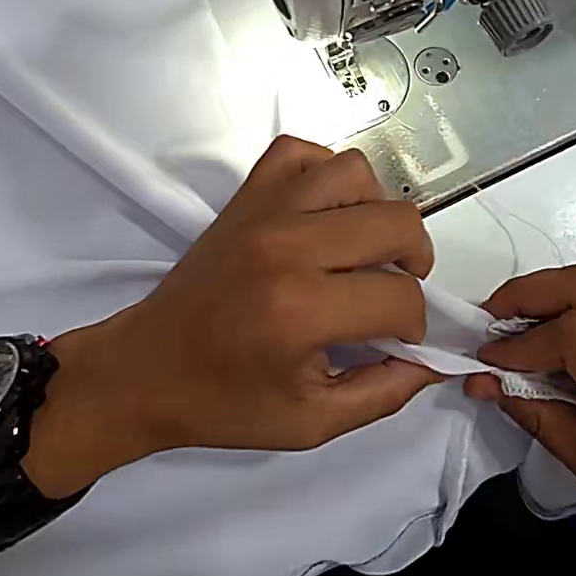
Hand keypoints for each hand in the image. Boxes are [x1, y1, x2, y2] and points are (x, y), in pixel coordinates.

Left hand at [25, 137, 442, 495]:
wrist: (144, 370)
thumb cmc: (224, 402)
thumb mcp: (311, 422)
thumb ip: (383, 394)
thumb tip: (432, 363)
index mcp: (301, 310)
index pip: (400, 297)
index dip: (415, 323)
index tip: (399, 337)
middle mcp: (287, 246)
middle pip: (396, 222)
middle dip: (415, 261)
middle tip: (395, 289)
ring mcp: (264, 211)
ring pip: (356, 172)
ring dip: (376, 211)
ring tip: (364, 247)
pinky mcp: (246, 196)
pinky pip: (302, 153)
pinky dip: (325, 174)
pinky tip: (326, 213)